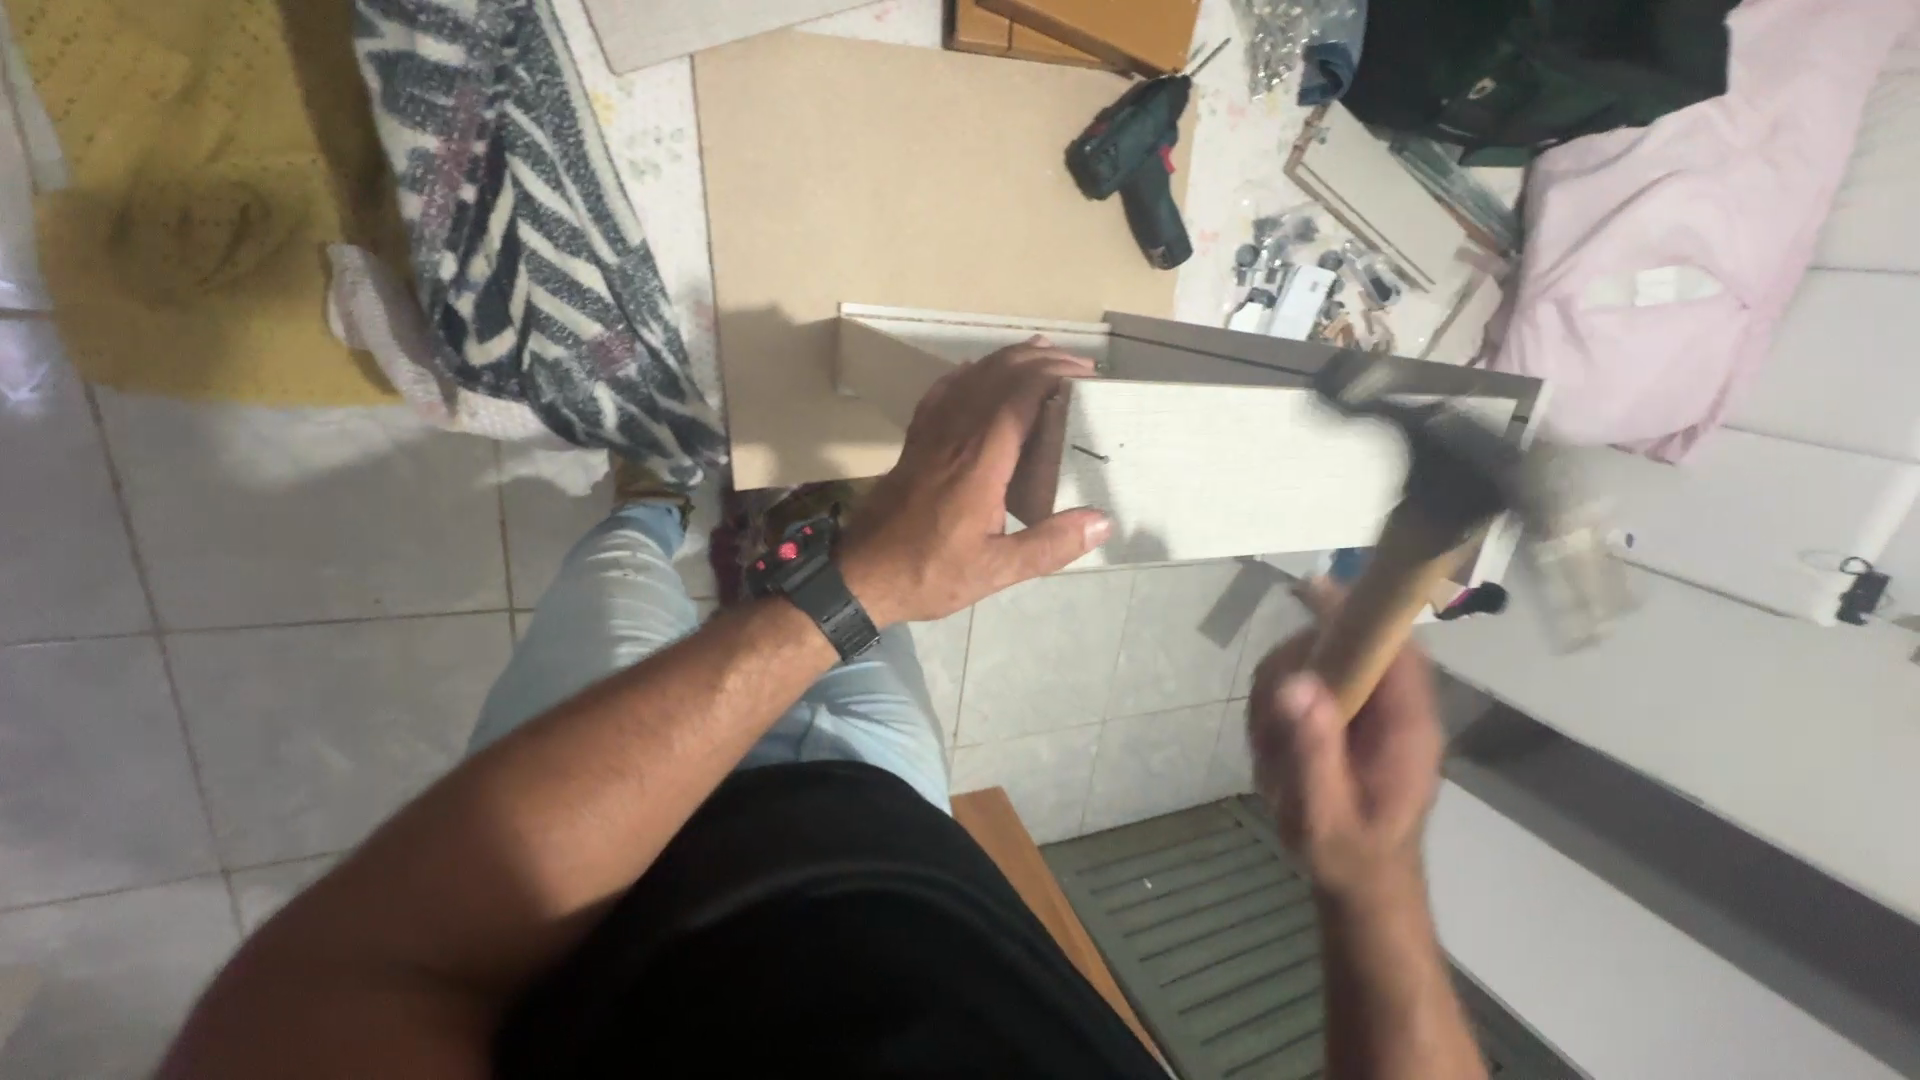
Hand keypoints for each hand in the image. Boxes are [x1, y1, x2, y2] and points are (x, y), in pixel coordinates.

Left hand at [840, 337, 1112, 625]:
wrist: (860, 576)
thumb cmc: (929, 573)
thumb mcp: (995, 571)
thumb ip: (1049, 546)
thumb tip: (1102, 521)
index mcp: (979, 462)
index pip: (1020, 396)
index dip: (1054, 375)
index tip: (1087, 376)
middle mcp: (954, 436)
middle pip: (998, 376)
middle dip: (1040, 360)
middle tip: (1078, 365)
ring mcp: (929, 436)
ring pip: (969, 378)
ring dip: (1007, 360)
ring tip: (1040, 354)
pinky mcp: (913, 443)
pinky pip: (940, 394)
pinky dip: (965, 375)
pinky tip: (976, 372)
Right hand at [1247, 580, 1443, 902]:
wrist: (1361, 887)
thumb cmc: (1351, 857)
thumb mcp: (1325, 813)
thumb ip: (1312, 752)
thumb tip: (1294, 683)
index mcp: (1405, 724)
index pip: (1391, 646)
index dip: (1355, 611)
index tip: (1309, 589)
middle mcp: (1391, 708)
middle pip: (1340, 649)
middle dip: (1291, 671)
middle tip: (1265, 721)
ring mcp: (1367, 713)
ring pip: (1312, 667)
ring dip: (1277, 697)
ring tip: (1271, 753)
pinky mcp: (1343, 719)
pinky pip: (1300, 689)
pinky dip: (1275, 713)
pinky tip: (1274, 753)